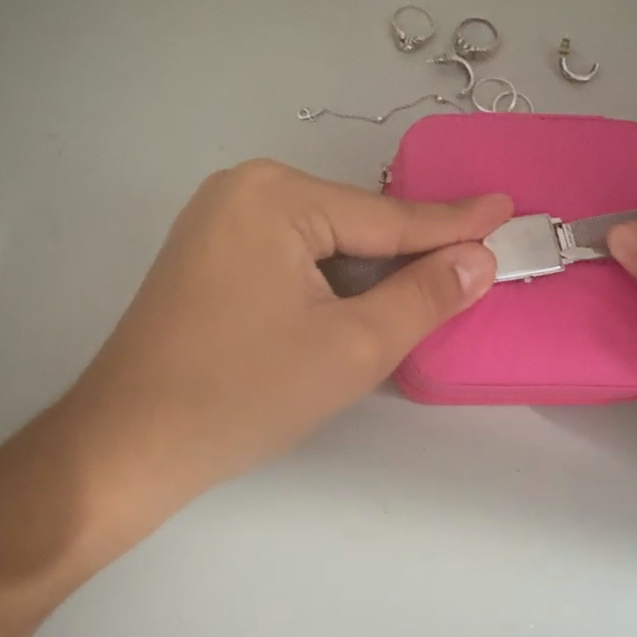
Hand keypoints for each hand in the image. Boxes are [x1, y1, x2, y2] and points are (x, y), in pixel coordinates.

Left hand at [58, 160, 510, 507]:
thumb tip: (479, 259)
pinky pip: (289, 259)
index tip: (509, 208)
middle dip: (406, 257)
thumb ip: (424, 297)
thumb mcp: (351, 348)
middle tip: (473, 273)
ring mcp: (217, 222)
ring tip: (418, 302)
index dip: (455, 223)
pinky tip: (351, 312)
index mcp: (276, 195)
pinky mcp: (205, 256)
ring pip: (322, 246)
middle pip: (352, 227)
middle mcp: (243, 190)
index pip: (386, 216)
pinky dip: (327, 284)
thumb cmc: (243, 394)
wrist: (127, 446)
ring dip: (367, 277)